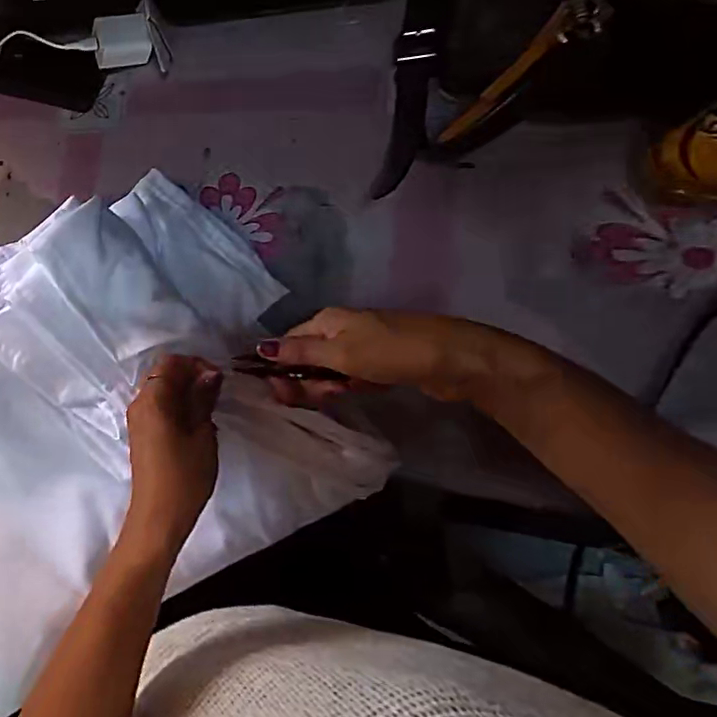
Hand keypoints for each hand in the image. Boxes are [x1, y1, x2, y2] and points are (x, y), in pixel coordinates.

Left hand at [123, 354, 223, 558]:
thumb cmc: (185, 474)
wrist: (159, 512)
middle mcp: (138, 403)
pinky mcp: (140, 432)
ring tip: (208, 407)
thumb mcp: (202, 433)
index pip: (170, 363)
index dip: (196, 364)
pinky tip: (195, 420)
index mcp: (152, 399)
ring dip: (183, 390)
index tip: (218, 379)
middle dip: (190, 375)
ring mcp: (136, 418)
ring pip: (159, 389)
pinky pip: (156, 406)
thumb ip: (202, 399)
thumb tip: (209, 373)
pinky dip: (175, 404)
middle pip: (162, 374)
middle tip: (216, 391)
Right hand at [253, 308, 538, 406]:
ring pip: (327, 368)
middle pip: (305, 356)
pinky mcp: (379, 360)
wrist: (458, 360)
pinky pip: (349, 374)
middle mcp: (339, 328)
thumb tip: (258, 347)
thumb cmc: (394, 353)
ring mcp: (361, 344)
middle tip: (320, 395)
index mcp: (326, 320)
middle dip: (305, 379)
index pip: (286, 342)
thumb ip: (298, 353)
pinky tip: (355, 391)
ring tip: (341, 393)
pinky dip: (347, 384)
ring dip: (327, 384)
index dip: (279, 366)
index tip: (279, 390)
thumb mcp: (341, 354)